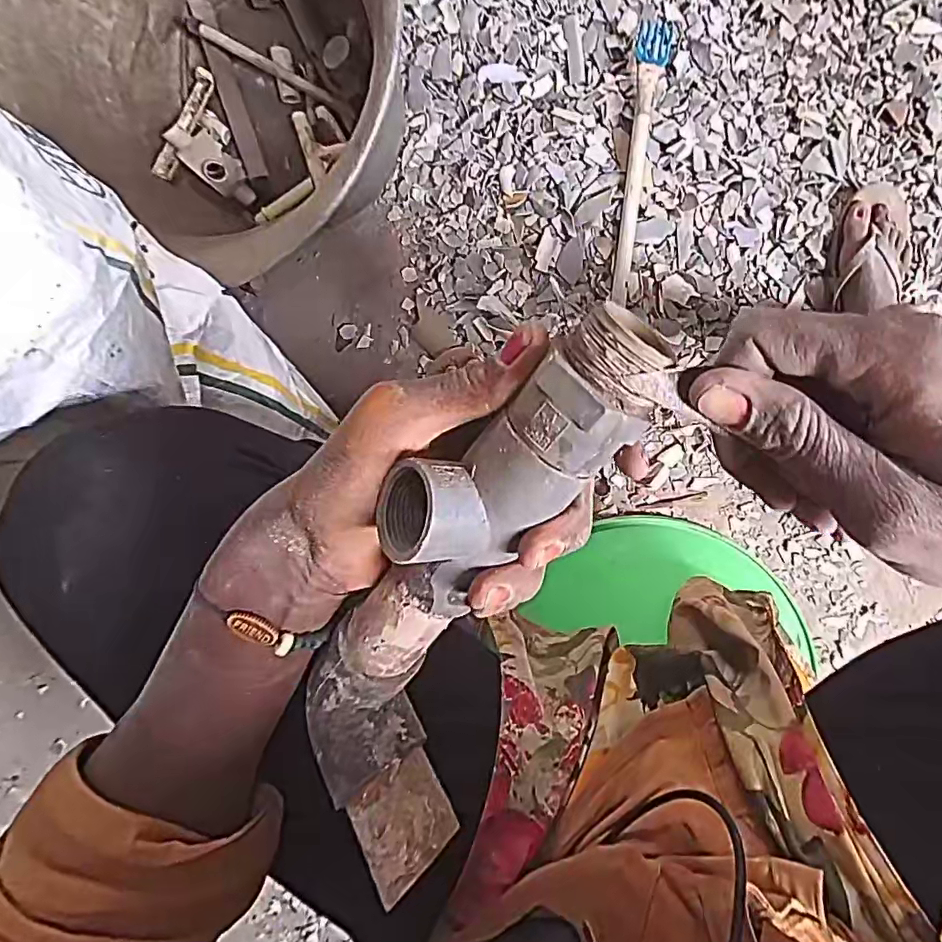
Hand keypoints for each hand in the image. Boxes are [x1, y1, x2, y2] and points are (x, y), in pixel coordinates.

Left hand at [196, 324, 608, 630]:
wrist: (314, 550)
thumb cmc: (340, 476)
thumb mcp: (392, 419)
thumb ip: (457, 389)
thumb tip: (526, 349)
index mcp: (480, 406)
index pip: (558, 400)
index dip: (603, 423)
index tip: (628, 454)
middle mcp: (498, 450)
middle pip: (570, 473)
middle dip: (569, 513)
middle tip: (541, 540)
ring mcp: (497, 498)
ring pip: (553, 522)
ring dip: (540, 556)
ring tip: (499, 579)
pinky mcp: (488, 541)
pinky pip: (524, 560)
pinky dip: (515, 581)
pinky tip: (485, 592)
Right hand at [686, 306, 941, 602]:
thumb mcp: (881, 504)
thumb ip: (794, 439)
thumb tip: (707, 390)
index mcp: (898, 350)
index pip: (763, 333)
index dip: (727, 391)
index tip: (744, 459)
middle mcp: (893, 330)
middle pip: (767, 359)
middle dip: (756, 431)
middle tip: (787, 498)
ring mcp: (892, 350)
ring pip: (782, 383)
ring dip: (779, 447)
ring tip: (818, 504)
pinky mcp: (889, 373)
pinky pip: (812, 396)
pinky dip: (803, 445)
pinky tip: (830, 488)